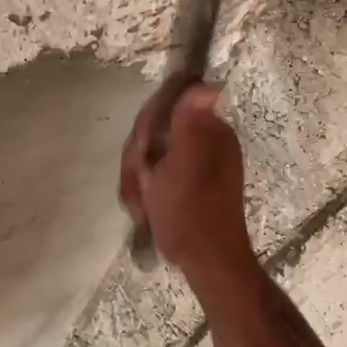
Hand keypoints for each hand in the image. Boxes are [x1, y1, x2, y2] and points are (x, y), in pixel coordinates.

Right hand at [118, 80, 254, 278]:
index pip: (166, 101)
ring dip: (137, 179)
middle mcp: (202, 140)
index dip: (147, 125)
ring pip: (144, 154)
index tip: (145, 152)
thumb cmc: (193, 214)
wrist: (206, 263)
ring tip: (144, 203)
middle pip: (150, 129)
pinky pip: (149, 173)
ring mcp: (191, 162)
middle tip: (144, 182)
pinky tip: (146, 208)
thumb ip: (190, 123)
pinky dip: (143, 191)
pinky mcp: (182, 182)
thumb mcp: (186, 165)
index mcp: (208, 130)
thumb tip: (209, 83)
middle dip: (138, 158)